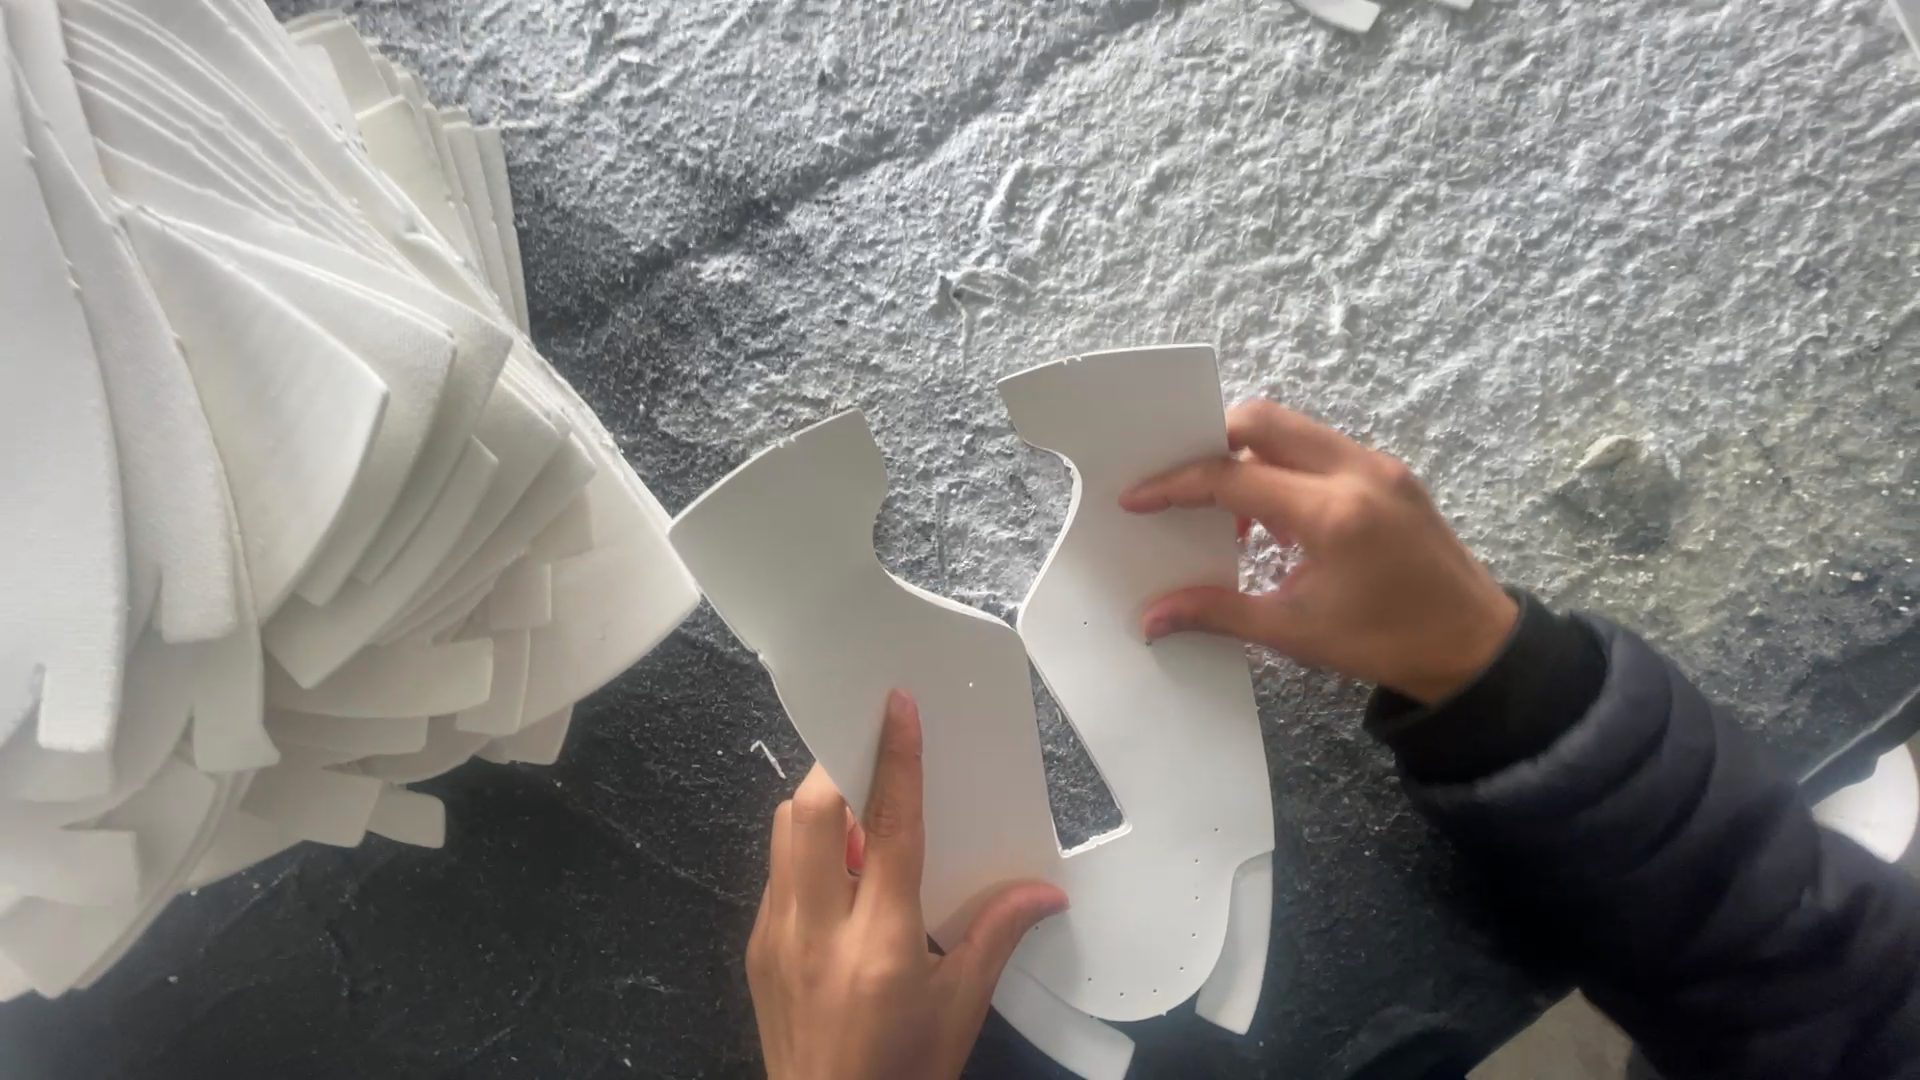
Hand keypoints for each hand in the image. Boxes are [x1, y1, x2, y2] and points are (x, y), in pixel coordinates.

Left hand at [747, 690, 1068, 1079]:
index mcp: (881, 942)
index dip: (896, 758)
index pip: (890, 826)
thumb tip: (1049, 891)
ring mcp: (774, 937)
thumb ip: (998, 935)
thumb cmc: (903, 1071)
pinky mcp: (755, 947)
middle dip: (840, 766)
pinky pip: (776, 867)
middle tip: (870, 755)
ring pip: (784, 830)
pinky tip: (836, 868)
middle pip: (813, 812)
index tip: (897, 705)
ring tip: (858, 812)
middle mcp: (817, 930)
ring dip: (819, 803)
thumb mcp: (960, 1009)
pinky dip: (804, 843)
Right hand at [1121, 400, 1517, 703]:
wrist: (1477, 647)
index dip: (1174, 485)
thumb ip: (1215, 612)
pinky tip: (1271, 516)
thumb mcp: (1292, 632)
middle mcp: (1355, 471)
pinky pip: (1316, 446)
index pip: (1231, 476)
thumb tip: (1150, 619)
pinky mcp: (1387, 471)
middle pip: (1260, 419)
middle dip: (1207, 442)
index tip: (1136, 498)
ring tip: (1227, 510)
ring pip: (1289, 427)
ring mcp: (1376, 465)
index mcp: (1332, 514)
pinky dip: (1278, 466)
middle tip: (1181, 486)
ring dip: (1244, 454)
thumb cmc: (1384, 643)